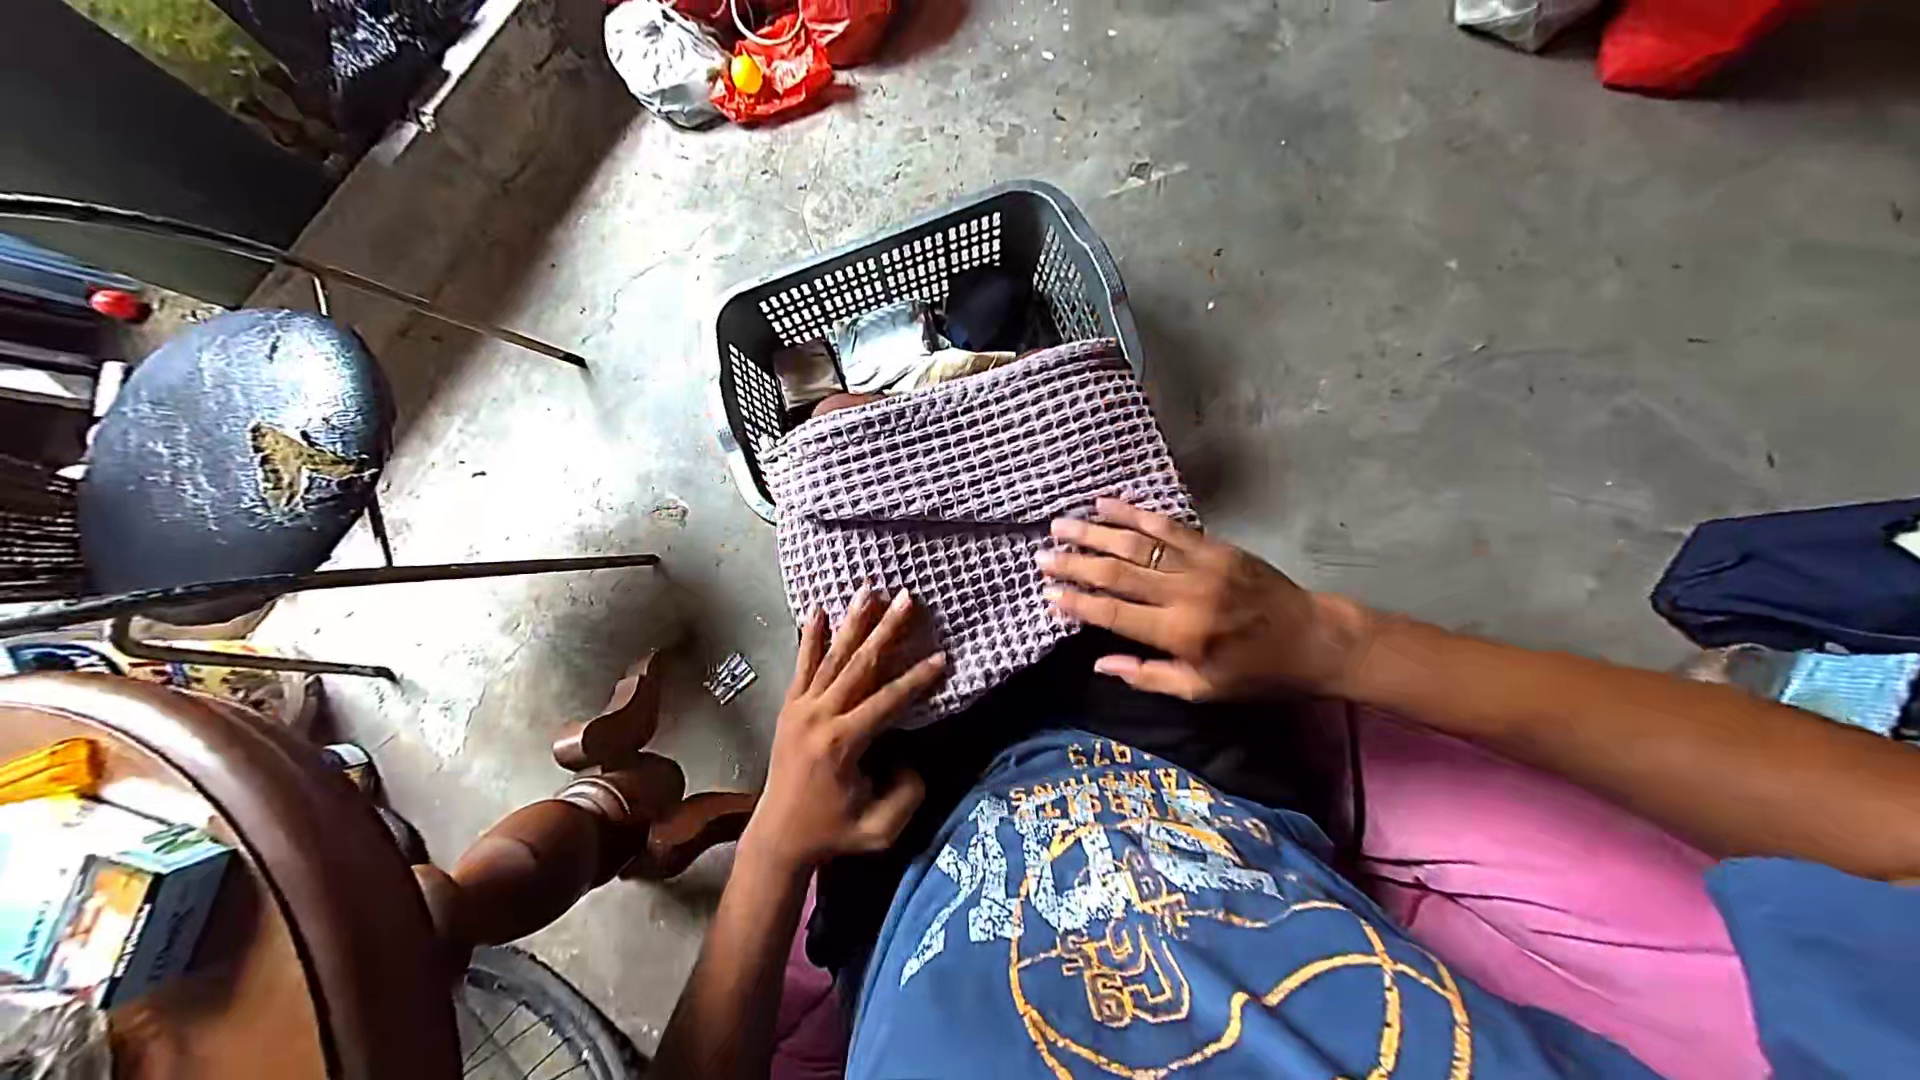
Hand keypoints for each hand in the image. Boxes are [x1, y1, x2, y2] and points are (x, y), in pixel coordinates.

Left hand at [740, 588, 945, 873]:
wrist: (778, 836)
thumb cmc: (833, 833)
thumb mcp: (880, 829)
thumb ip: (906, 793)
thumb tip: (908, 755)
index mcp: (842, 744)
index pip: (888, 701)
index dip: (917, 679)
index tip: (942, 657)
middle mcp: (819, 717)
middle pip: (860, 665)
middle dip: (888, 630)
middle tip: (908, 598)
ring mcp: (800, 708)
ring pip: (833, 657)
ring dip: (854, 622)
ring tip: (870, 590)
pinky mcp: (789, 707)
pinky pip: (802, 665)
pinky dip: (811, 638)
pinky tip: (819, 610)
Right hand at [1037, 498, 1370, 700]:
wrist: (1315, 639)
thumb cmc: (1256, 673)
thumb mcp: (1203, 690)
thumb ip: (1148, 677)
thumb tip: (1100, 664)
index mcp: (1180, 632)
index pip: (1114, 614)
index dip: (1078, 603)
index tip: (1048, 594)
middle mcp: (1184, 593)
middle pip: (1117, 573)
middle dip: (1076, 563)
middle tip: (1042, 555)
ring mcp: (1200, 563)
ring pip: (1137, 543)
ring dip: (1095, 532)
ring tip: (1062, 524)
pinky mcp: (1215, 545)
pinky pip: (1168, 526)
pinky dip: (1135, 513)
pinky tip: (1107, 503)